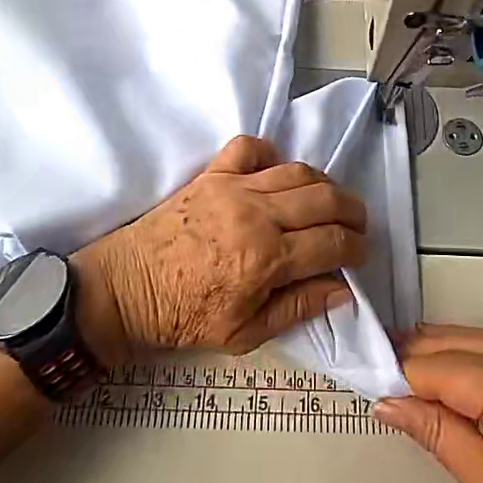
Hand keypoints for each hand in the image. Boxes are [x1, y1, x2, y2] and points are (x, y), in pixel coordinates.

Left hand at [71, 135, 366, 368]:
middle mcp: (256, 215)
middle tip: (354, 228)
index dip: (357, 249)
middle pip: (326, 199)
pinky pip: (247, 148)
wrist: (126, 288)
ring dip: (322, 185)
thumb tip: (341, 290)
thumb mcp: (243, 334)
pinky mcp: (209, 176)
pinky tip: (273, 175)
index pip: (335, 242)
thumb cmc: (181, 316)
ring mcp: (231, 189)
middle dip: (353, 213)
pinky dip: (268, 154)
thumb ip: (297, 309)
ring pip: (297, 171)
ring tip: (324, 204)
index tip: (357, 256)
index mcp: (267, 259)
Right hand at [373, 324, 482, 482]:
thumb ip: (435, 434)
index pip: (436, 367)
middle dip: (412, 362)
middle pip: (452, 342)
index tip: (370, 391)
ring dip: (437, 361)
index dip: (397, 379)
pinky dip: (466, 363)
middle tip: (383, 391)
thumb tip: (387, 403)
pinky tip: (451, 390)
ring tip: (413, 394)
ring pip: (471, 339)